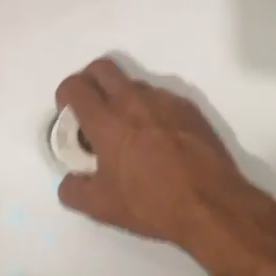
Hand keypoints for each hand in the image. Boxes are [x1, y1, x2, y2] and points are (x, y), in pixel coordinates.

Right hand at [54, 58, 268, 248]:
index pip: (75, 86)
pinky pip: (161, 98)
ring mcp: (164, 101)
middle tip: (91, 109)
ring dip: (121, 97)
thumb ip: (73, 190)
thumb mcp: (100, 207)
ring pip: (133, 84)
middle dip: (89, 81)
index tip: (68, 113)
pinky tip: (158, 140)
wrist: (211, 205)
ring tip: (128, 131)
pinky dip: (151, 110)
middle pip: (101, 68)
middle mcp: (133, 100)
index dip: (65, 95)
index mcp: (106, 120)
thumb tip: (70, 180)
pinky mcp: (189, 108)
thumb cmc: (151, 203)